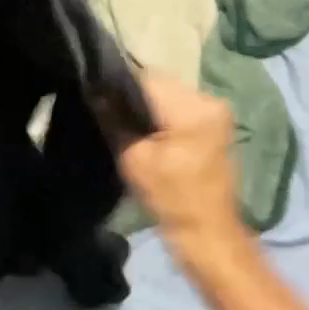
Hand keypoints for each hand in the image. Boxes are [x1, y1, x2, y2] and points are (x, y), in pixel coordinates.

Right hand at [103, 79, 250, 265]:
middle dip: (130, 94)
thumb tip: (93, 93)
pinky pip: (178, 106)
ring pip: (168, 94)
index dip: (116, 85)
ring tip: (119, 118)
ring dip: (144, 103)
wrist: (205, 229)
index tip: (93, 94)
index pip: (147, 80)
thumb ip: (114, 122)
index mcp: (194, 108)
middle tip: (103, 108)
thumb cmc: (170, 198)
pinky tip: (141, 128)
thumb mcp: (134, 159)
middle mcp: (210, 100)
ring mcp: (215, 111)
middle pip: (160, 84)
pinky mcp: (213, 123)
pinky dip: (158, 113)